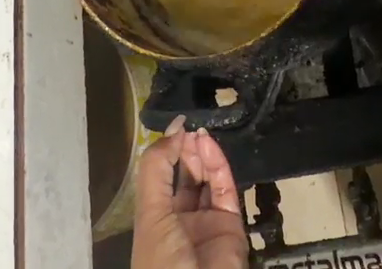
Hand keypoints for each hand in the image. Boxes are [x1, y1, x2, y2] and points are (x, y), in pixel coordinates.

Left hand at [131, 118, 247, 268]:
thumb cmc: (161, 259)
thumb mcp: (150, 213)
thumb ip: (157, 168)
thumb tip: (174, 129)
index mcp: (156, 221)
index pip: (162, 179)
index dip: (167, 152)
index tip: (175, 125)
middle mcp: (181, 221)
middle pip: (186, 177)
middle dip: (187, 151)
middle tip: (189, 129)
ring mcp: (208, 223)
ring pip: (207, 181)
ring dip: (203, 155)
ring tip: (199, 132)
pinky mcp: (232, 225)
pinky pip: (225, 190)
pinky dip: (219, 166)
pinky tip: (209, 145)